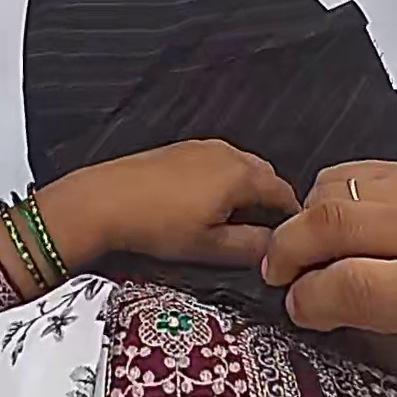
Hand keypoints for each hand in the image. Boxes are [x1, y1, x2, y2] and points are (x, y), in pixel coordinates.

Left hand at [33, 140, 299, 271]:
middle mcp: (224, 153)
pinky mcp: (181, 149)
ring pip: (240, 167)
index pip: (283, 192)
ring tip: (228, 221)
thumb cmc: (152, 222)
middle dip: (268, 201)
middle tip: (261, 232)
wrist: (106, 201)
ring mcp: (201, 148)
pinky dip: (221, 181)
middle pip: (265, 175)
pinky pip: (216, 162)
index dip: (290, 216)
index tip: (288, 234)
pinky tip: (202, 205)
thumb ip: (250, 247)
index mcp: (239, 174)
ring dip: (244, 190)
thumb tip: (271, 248)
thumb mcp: (210, 248)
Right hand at [260, 161, 396, 373]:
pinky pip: (336, 175)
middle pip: (334, 223)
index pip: (359, 283)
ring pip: (328, 194)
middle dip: (288, 250)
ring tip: (309, 254)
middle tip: (277, 274)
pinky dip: (316, 201)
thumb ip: (354, 329)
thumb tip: (296, 301)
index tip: (298, 309)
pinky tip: (330, 228)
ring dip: (301, 226)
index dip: (311, 298)